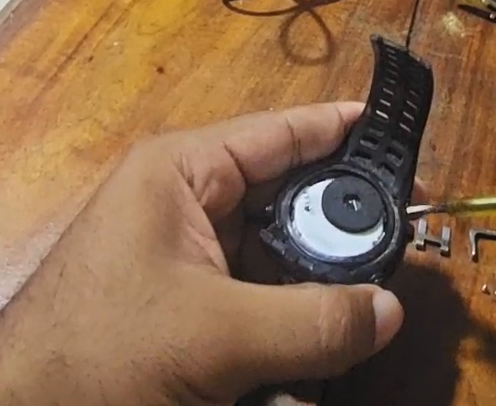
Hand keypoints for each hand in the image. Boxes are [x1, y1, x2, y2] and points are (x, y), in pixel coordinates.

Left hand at [0, 104, 401, 405]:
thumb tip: (392, 311)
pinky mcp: (183, 301)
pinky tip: (302, 366)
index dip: (338, 129)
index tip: (394, 132)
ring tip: (355, 316)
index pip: (280, 133)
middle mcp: (188, 197)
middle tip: (392, 246)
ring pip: (273, 254)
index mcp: (186, 169)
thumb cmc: (102, 355)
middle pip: (284, 197)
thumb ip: (310, 322)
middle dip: (333, 228)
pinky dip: (282, 327)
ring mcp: (185, 252)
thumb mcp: (214, 336)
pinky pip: (252, 299)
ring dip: (310, 289)